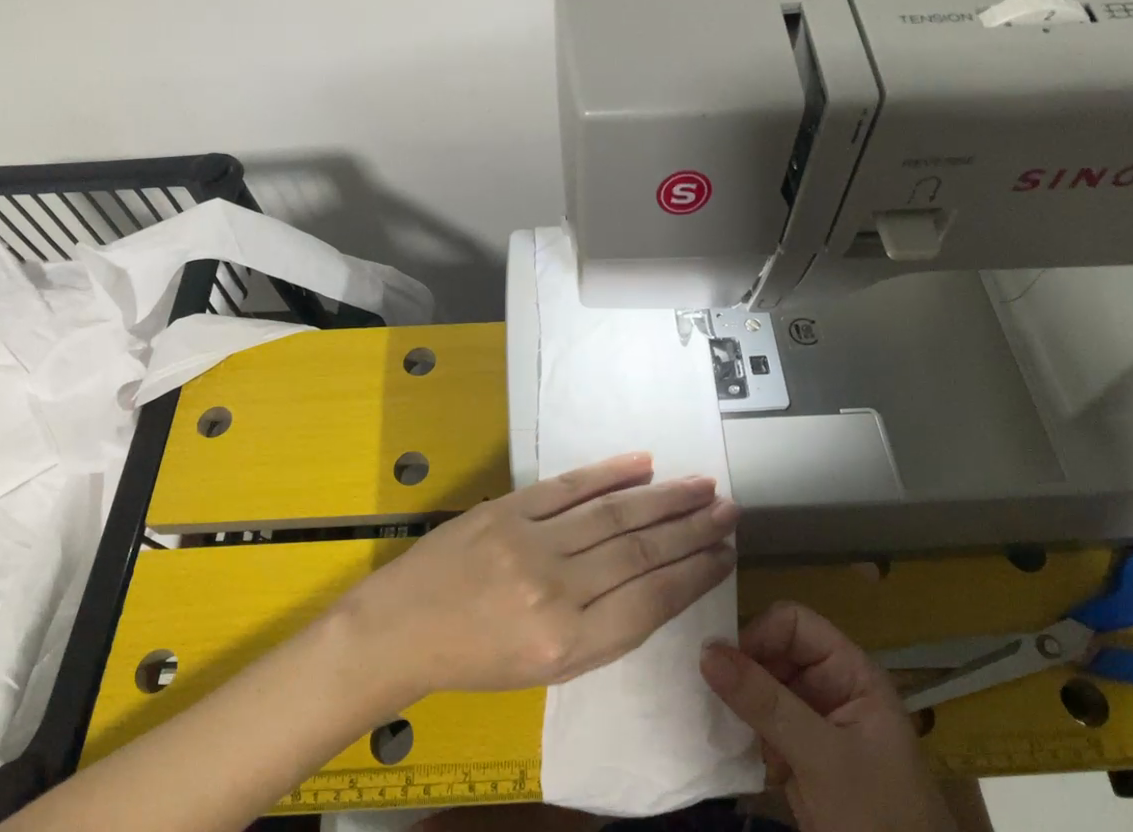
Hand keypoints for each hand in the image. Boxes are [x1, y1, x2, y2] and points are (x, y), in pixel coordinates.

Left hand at [339, 452, 737, 696]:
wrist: (402, 628)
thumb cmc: (477, 659)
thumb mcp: (549, 669)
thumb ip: (606, 630)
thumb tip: (660, 582)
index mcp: (569, 644)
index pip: (651, 601)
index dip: (695, 574)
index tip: (725, 554)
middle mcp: (556, 592)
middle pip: (641, 552)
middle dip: (693, 530)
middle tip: (729, 510)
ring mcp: (530, 543)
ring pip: (614, 514)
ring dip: (664, 498)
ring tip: (702, 486)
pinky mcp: (506, 510)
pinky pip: (568, 486)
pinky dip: (610, 472)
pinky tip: (645, 464)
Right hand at [701, 602, 957, 831]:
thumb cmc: (877, 812)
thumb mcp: (823, 756)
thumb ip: (767, 704)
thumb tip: (707, 652)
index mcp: (850, 672)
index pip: (794, 624)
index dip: (758, 635)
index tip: (722, 665)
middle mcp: (829, 687)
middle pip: (772, 652)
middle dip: (742, 673)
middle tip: (712, 700)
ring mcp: (812, 722)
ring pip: (759, 689)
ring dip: (739, 707)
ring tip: (723, 729)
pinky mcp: (796, 755)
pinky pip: (758, 724)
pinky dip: (743, 734)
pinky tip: (737, 754)